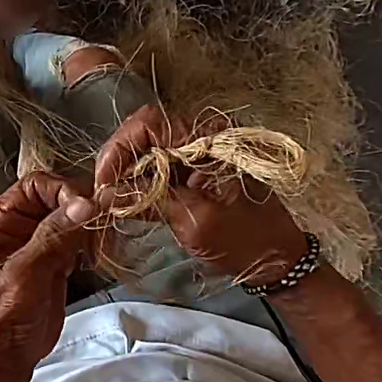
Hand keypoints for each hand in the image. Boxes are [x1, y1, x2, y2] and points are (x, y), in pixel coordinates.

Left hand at [0, 173, 98, 381]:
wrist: (9, 354)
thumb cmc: (4, 315)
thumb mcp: (26, 272)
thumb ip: (54, 236)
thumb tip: (85, 204)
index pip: (33, 186)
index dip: (62, 190)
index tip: (86, 205)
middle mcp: (13, 224)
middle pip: (54, 197)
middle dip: (80, 206)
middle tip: (103, 217)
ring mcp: (34, 240)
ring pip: (69, 215)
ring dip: (88, 223)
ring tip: (101, 238)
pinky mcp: (54, 257)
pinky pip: (76, 236)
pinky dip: (91, 240)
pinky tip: (98, 250)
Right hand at [95, 105, 306, 283]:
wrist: (277, 258)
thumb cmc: (244, 239)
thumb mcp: (194, 220)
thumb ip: (149, 200)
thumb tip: (104, 195)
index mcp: (211, 138)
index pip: (151, 122)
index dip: (120, 147)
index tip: (105, 181)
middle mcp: (203, 135)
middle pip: (144, 131)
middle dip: (118, 159)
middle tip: (104, 191)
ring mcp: (198, 151)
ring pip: (147, 148)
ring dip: (126, 171)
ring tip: (112, 197)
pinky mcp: (193, 169)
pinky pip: (157, 164)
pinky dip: (139, 180)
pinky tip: (127, 199)